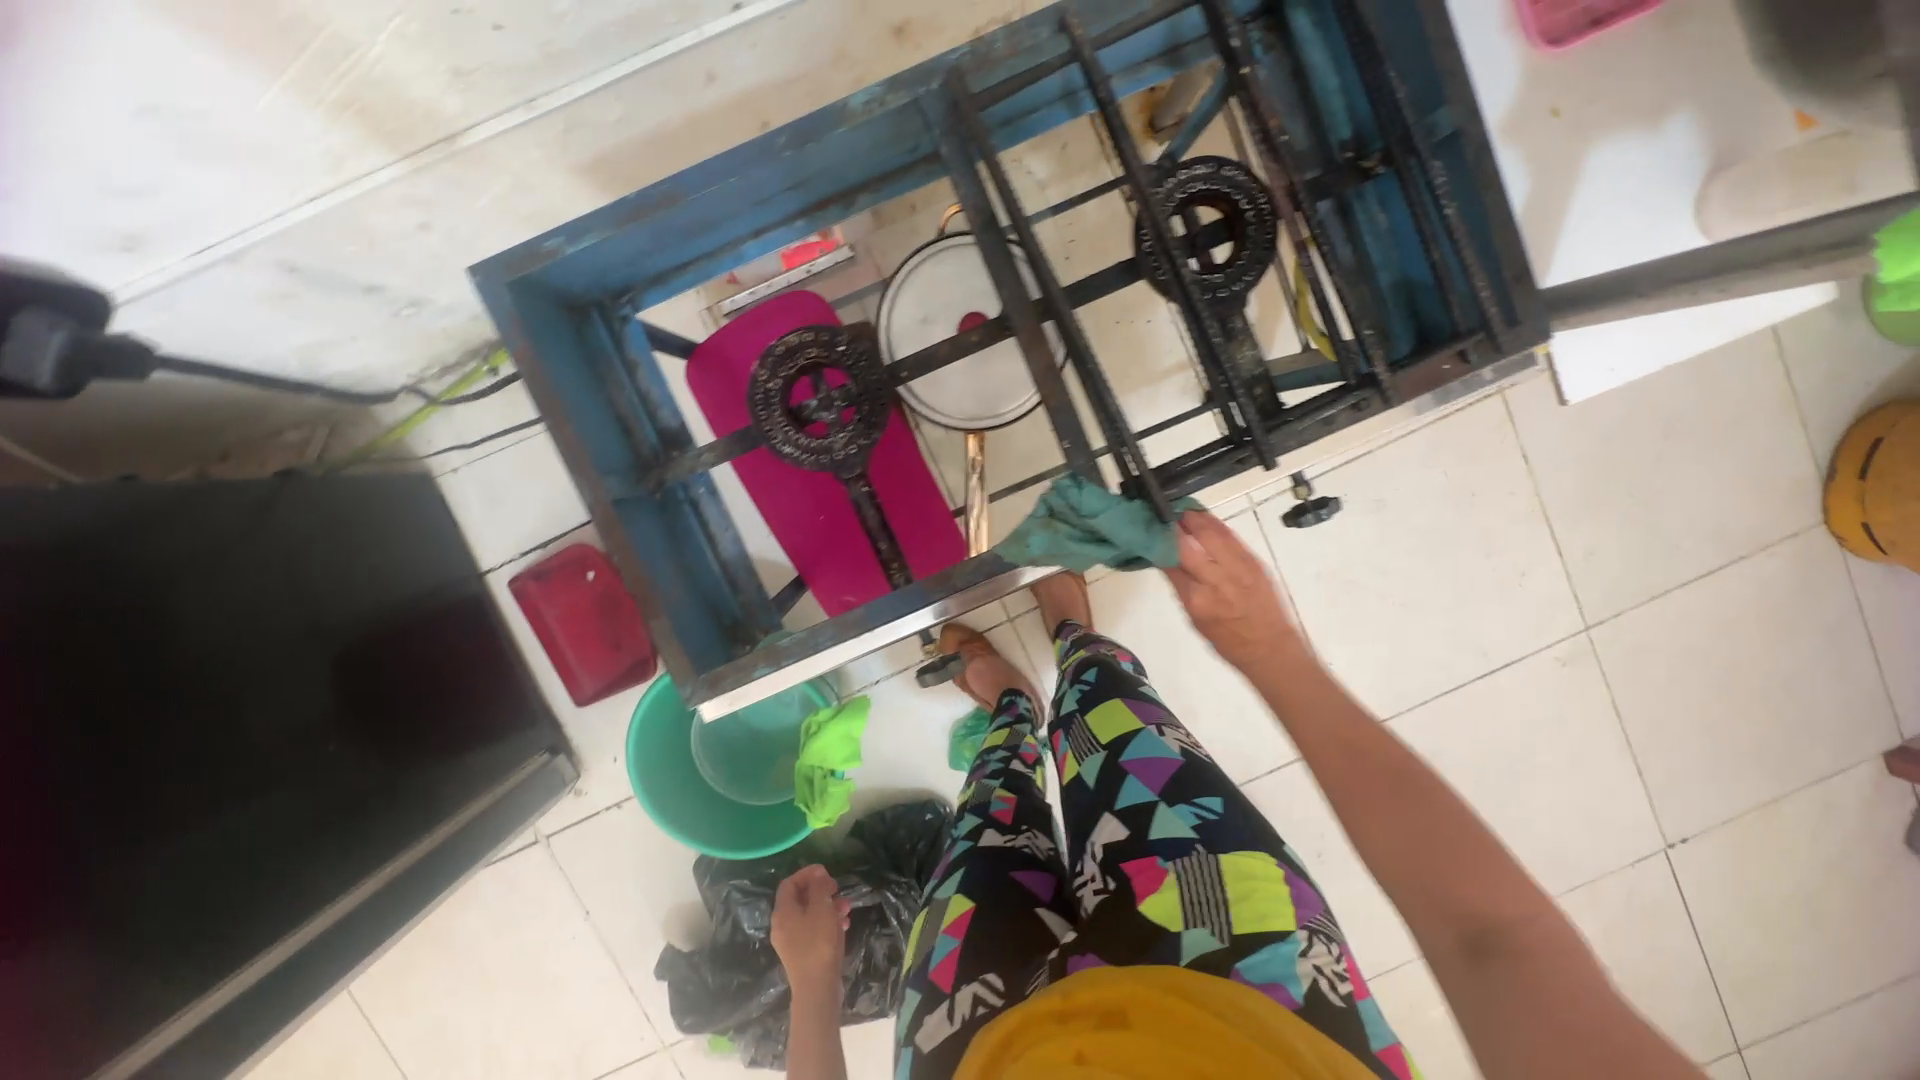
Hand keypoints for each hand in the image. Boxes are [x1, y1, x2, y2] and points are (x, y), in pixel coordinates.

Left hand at [771, 864, 849, 996]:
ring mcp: (791, 942)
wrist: (817, 989)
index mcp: (783, 912)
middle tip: (837, 888)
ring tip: (847, 907)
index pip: (789, 883)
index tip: (826, 872)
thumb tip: (817, 875)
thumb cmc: (819, 944)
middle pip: (799, 899)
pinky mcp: (802, 955)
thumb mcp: (822, 909)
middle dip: (820, 890)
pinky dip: (827, 923)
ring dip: (827, 906)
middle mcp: (782, 925)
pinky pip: (813, 930)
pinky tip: (844, 925)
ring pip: (809, 915)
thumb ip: (819, 888)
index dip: (806, 874)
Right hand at [1164, 510, 1306, 672]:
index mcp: (1196, 600)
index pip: (1170, 564)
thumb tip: (1168, 562)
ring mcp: (1238, 570)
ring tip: (1183, 510)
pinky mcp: (1254, 563)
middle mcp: (1216, 582)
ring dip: (1195, 519)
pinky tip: (1206, 518)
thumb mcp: (1195, 620)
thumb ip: (1182, 589)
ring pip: (1212, 535)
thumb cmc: (1228, 641)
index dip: (1157, 545)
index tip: (1148, 532)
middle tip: (1163, 514)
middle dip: (1173, 527)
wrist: (1270, 648)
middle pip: (1187, 545)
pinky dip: (1217, 525)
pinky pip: (1232, 538)